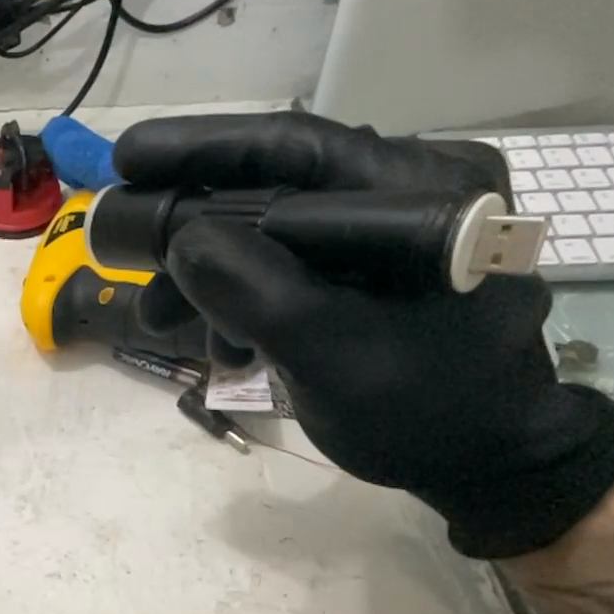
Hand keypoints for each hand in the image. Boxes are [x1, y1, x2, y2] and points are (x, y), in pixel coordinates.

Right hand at [115, 112, 613, 558]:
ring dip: (214, 275)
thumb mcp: (329, 354)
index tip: (127, 158)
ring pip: (278, 233)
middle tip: (129, 258)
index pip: (295, 147)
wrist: (486, 466)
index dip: (202, 151)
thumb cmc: (421, 415)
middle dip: (195, 231)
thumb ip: (254, 290)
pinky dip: (250, 295)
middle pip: (278, 188)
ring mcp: (400, 230)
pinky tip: (225, 340)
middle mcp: (416, 190)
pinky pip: (297, 264)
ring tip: (159, 318)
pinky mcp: (383, 267)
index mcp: (422, 192)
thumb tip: (183, 241)